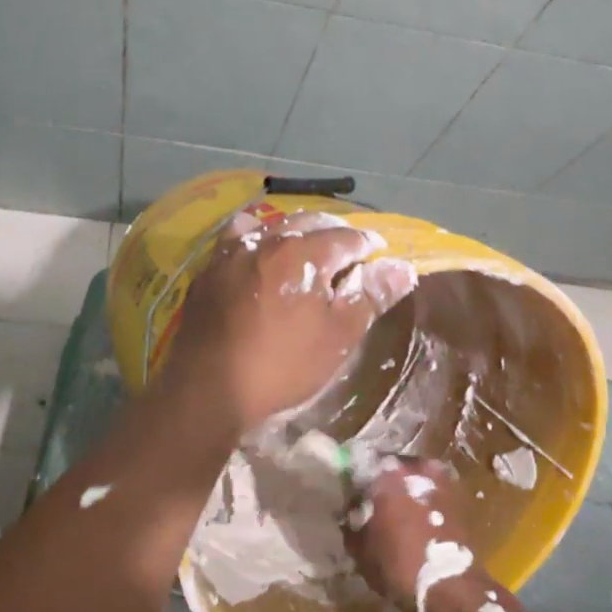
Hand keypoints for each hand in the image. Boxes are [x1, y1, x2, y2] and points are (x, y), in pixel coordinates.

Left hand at [156, 211, 415, 435]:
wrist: (208, 388)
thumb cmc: (282, 366)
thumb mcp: (337, 337)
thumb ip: (370, 297)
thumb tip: (403, 267)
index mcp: (304, 253)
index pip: (347, 238)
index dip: (369, 245)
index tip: (380, 254)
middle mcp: (268, 241)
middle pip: (309, 224)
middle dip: (334, 232)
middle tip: (349, 248)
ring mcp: (232, 254)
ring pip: (271, 226)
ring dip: (295, 231)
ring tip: (307, 244)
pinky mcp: (208, 272)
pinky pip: (236, 239)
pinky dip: (255, 236)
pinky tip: (256, 247)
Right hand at [344, 458, 472, 611]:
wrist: (450, 588)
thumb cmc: (398, 566)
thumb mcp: (360, 550)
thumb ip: (351, 524)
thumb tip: (351, 514)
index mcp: (386, 474)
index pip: (361, 464)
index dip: (355, 481)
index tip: (351, 497)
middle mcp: (416, 467)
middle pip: (391, 467)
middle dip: (383, 482)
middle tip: (374, 504)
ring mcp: (442, 479)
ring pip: (415, 477)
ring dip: (406, 490)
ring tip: (399, 513)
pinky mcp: (460, 497)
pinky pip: (433, 492)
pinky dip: (425, 501)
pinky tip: (419, 521)